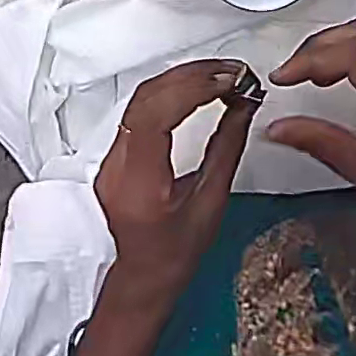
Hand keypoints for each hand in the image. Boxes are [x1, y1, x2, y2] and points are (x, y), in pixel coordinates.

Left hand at [95, 59, 258, 316]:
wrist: (135, 284)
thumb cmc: (170, 259)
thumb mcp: (209, 206)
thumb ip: (226, 150)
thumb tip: (243, 108)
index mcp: (138, 183)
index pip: (157, 114)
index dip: (194, 87)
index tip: (230, 80)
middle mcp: (117, 164)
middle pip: (148, 97)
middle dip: (193, 74)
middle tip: (233, 71)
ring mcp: (111, 157)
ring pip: (141, 97)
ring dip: (181, 77)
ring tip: (219, 74)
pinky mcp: (115, 153)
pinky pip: (139, 107)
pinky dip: (170, 89)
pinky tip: (194, 86)